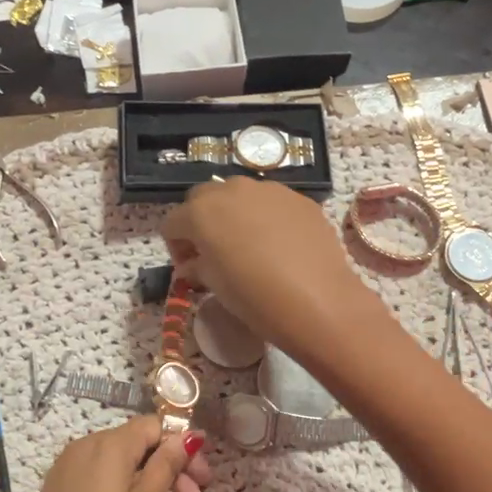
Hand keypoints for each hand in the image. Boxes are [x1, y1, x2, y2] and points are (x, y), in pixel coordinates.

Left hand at [1, 417, 211, 491]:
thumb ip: (166, 464)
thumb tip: (186, 435)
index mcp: (108, 443)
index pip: (153, 427)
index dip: (182, 447)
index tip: (203, 479)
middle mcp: (84, 446)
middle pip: (138, 448)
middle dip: (172, 473)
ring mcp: (68, 470)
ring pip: (121, 468)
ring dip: (153, 488)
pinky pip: (101, 482)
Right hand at [162, 177, 387, 360]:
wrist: (319, 301)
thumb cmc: (255, 297)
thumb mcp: (216, 286)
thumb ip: (197, 267)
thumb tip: (192, 265)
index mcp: (201, 212)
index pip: (172, 222)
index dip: (176, 246)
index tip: (190, 268)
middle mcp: (231, 190)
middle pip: (203, 199)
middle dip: (202, 222)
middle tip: (214, 253)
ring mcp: (268, 190)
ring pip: (239, 195)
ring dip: (234, 215)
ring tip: (249, 246)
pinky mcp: (298, 198)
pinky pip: (271, 202)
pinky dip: (266, 218)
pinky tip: (280, 246)